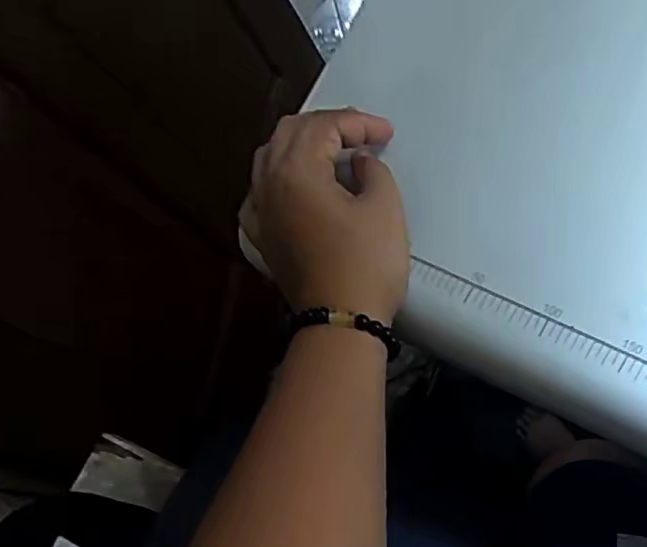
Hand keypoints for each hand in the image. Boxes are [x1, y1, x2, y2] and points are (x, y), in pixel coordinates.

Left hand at [245, 109, 408, 322]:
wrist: (342, 323)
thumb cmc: (366, 269)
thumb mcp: (386, 213)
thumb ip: (375, 173)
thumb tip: (359, 165)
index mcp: (295, 170)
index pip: (324, 127)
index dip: (357, 123)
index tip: (383, 132)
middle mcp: (267, 184)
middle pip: (291, 135)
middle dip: (328, 129)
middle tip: (360, 137)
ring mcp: (260, 214)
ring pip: (273, 162)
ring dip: (303, 152)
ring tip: (332, 159)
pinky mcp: (264, 242)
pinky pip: (264, 197)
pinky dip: (283, 184)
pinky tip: (295, 193)